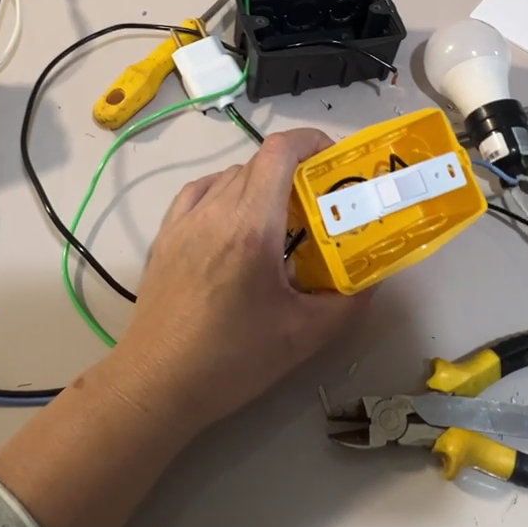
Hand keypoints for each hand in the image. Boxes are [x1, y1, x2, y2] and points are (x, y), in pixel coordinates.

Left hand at [110, 127, 369, 432]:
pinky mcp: (166, 235)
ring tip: (279, 218)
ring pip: (231, 175)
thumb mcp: (302, 336)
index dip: (310, 141)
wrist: (155, 384)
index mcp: (252, 226)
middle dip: (295, 170)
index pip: (279, 152)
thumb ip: (347, 303)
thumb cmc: (230, 360)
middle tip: (317, 203)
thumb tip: (372, 280)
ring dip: (262, 183)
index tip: (333, 161)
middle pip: (259, 162)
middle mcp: (216, 210)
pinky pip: (201, 192)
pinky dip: (226, 191)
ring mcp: (185, 220)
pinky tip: (235, 219)